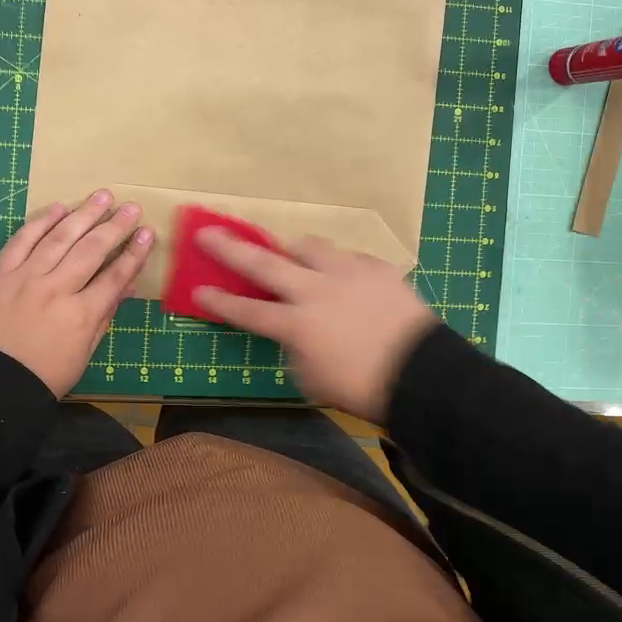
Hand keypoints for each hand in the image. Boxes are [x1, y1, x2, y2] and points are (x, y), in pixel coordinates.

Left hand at [0, 189, 153, 396]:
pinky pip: (22, 240)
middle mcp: (55, 290)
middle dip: (115, 226)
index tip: (147, 233)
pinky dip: (41, 221)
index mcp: (80, 315)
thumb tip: (127, 285)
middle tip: (131, 207)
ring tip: (102, 196)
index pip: (114, 276)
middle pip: (91, 250)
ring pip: (59, 237)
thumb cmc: (45, 374)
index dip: (134, 253)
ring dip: (83, 214)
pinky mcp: (1, 274)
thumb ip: (105, 314)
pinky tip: (59, 207)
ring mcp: (25, 278)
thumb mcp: (85, 351)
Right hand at [193, 230, 437, 422]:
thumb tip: (294, 334)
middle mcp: (314, 291)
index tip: (197, 289)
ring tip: (288, 250)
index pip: (246, 311)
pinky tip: (342, 273)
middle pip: (263, 264)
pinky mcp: (377, 268)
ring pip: (309, 247)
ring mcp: (347, 273)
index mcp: (296, 325)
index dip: (219, 301)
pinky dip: (339, 264)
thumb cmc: (364, 388)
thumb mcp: (314, 380)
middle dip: (230, 248)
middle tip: (208, 233)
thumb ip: (296, 351)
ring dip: (292, 249)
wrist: (423, 374)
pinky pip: (349, 258)